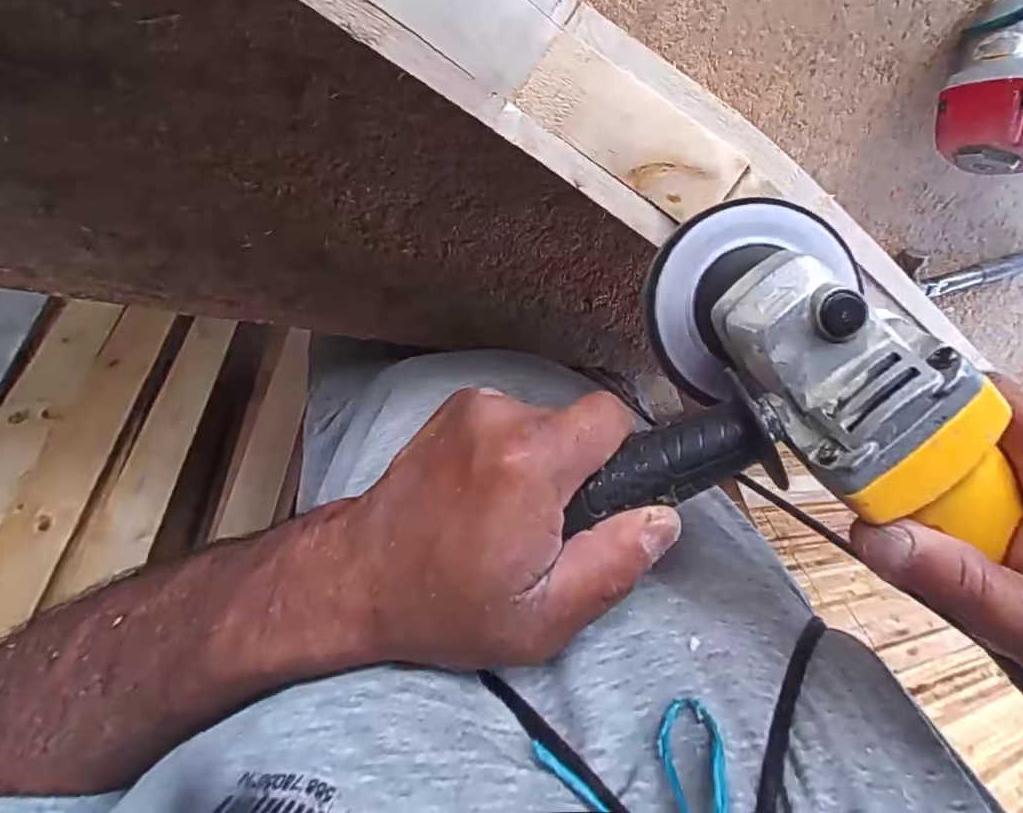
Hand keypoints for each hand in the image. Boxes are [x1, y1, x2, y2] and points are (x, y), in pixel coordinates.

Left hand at [337, 387, 681, 669]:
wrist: (361, 574)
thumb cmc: (445, 604)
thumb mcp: (543, 616)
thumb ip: (615, 562)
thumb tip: (661, 519)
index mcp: (530, 464)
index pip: (612, 416)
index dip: (620, 453)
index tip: (603, 492)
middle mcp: (500, 419)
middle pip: (578, 421)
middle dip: (577, 466)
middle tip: (544, 522)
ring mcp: (473, 406)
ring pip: (545, 421)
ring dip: (541, 458)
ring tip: (505, 510)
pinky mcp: (456, 406)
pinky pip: (512, 418)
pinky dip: (510, 448)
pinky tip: (483, 490)